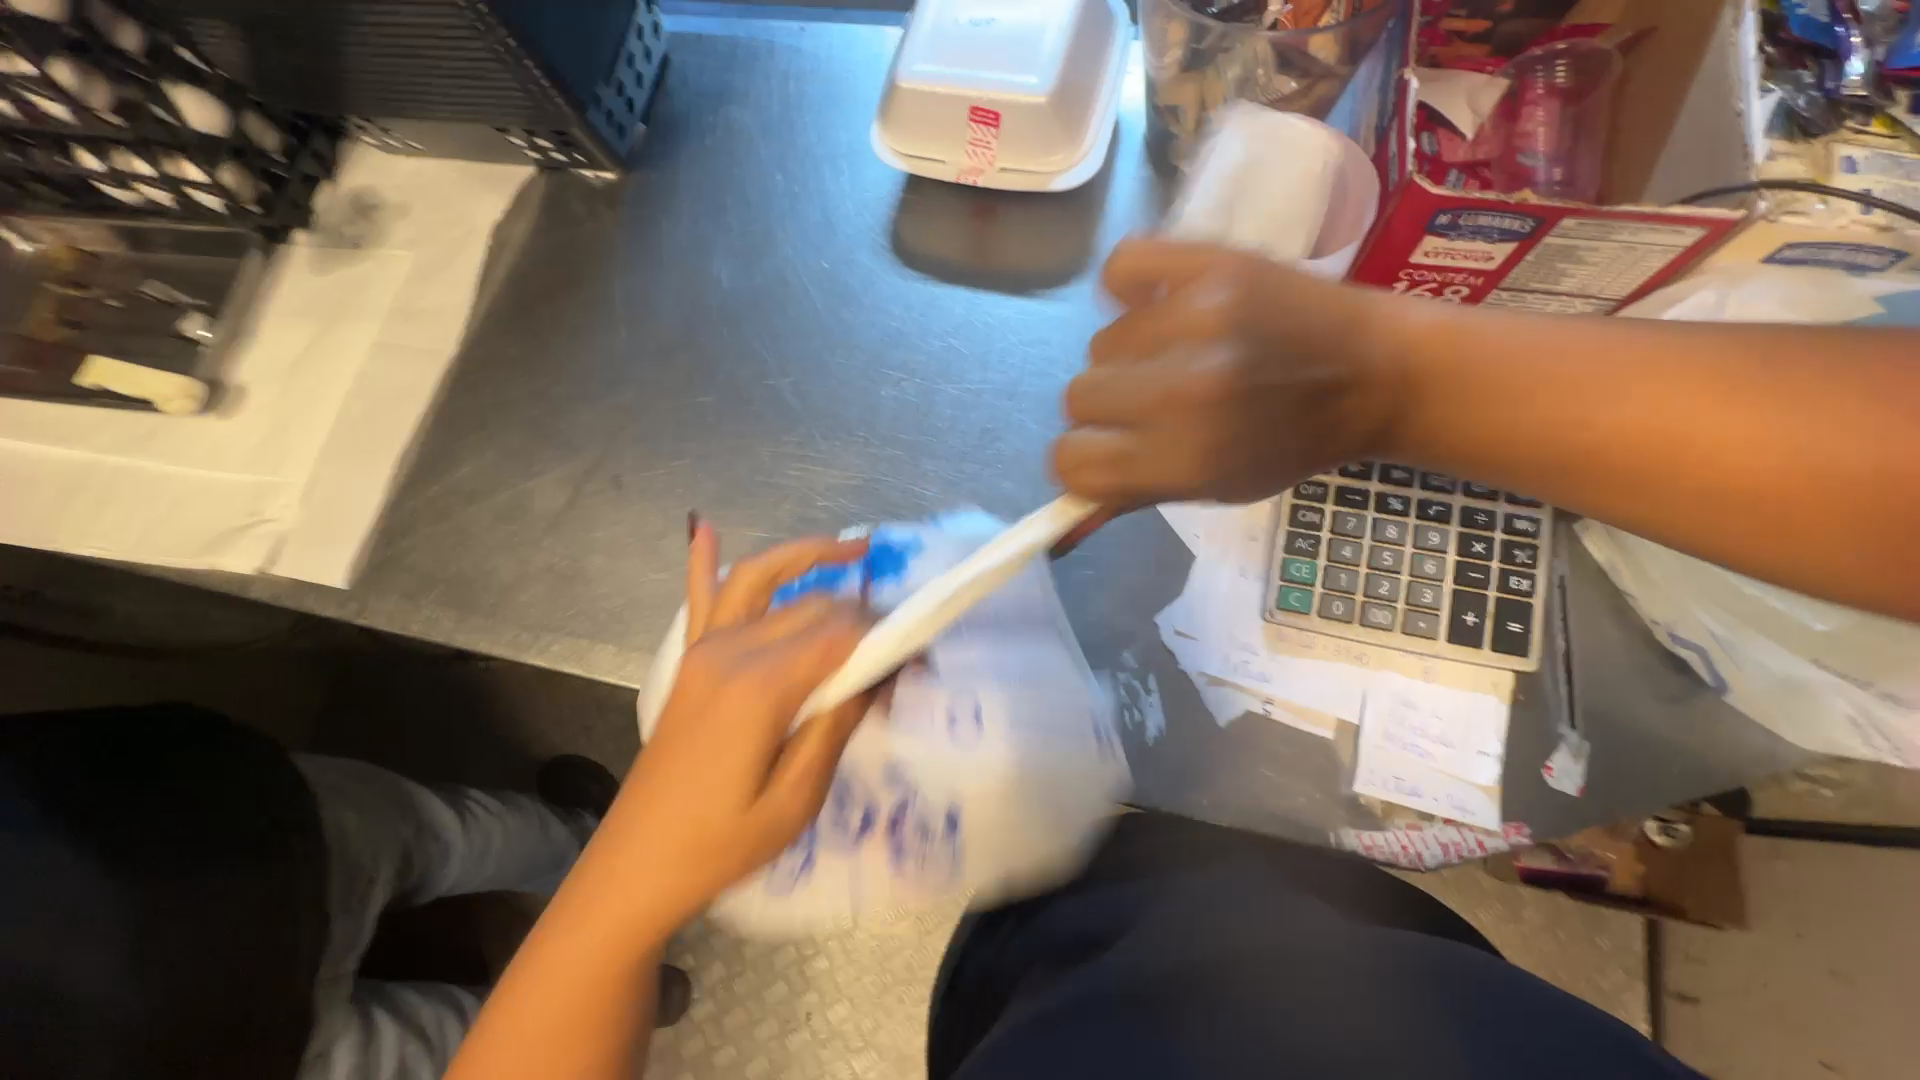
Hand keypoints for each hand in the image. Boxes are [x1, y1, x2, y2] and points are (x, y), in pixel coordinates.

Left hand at [606, 523, 877, 930]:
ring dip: (805, 556)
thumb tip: (880, 672)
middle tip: (902, 641)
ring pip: (761, 580)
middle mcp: (732, 651)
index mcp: (762, 687)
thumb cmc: (724, 842)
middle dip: (863, 613)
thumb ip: (839, 723)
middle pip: (813, 607)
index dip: (887, 637)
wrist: (638, 864)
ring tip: (852, 550)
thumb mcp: (798, 797)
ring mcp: (704, 651)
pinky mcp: (689, 662)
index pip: (841, 635)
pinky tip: (704, 526)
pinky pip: (700, 600)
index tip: (921, 653)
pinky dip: (704, 561)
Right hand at [1052, 237, 1402, 506]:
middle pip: (1077, 397)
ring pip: (1101, 341)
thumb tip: (1062, 520)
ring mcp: (1198, 321)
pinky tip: (1161, 303)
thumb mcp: (1217, 489)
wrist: (1377, 373)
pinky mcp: (1212, 265)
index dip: (1086, 457)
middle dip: (1109, 405)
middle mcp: (1185, 392)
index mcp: (1186, 460)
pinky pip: (1121, 268)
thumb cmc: (1294, 443)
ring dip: (1130, 352)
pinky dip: (1130, 286)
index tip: (1114, 446)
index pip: (1073, 461)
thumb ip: (1134, 494)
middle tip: (1155, 398)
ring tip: (1182, 350)